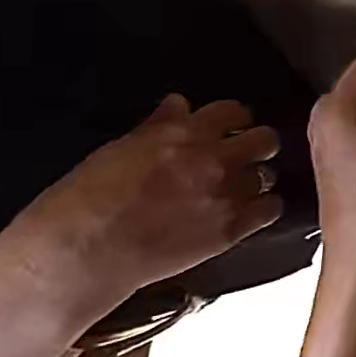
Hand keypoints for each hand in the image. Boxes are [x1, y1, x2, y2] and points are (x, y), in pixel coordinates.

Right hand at [0, 95, 284, 313]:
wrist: (84, 251)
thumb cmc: (87, 197)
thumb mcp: (122, 148)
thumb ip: (160, 126)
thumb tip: (179, 105)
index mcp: (186, 134)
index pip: (234, 111)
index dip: (235, 119)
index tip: (232, 127)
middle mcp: (216, 160)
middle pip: (266, 139)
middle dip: (257, 144)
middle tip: (245, 155)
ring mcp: (227, 195)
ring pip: (269, 175)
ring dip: (256, 178)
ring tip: (241, 187)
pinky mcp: (232, 229)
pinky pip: (271, 209)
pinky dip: (265, 207)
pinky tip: (252, 210)